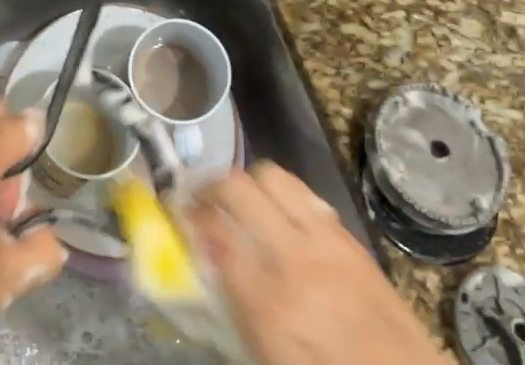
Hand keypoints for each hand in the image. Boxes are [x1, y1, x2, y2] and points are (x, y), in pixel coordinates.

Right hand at [188, 163, 449, 364]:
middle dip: (210, 187)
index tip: (175, 214)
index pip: (212, 234)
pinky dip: (282, 196)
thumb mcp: (266, 352)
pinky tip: (279, 218)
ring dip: (247, 183)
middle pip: (240, 189)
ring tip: (236, 203)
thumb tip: (202, 255)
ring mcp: (328, 240)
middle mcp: (297, 258)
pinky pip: (305, 193)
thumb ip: (231, 303)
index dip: (185, 216)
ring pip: (274, 177)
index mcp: (270, 304)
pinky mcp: (350, 237)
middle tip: (199, 201)